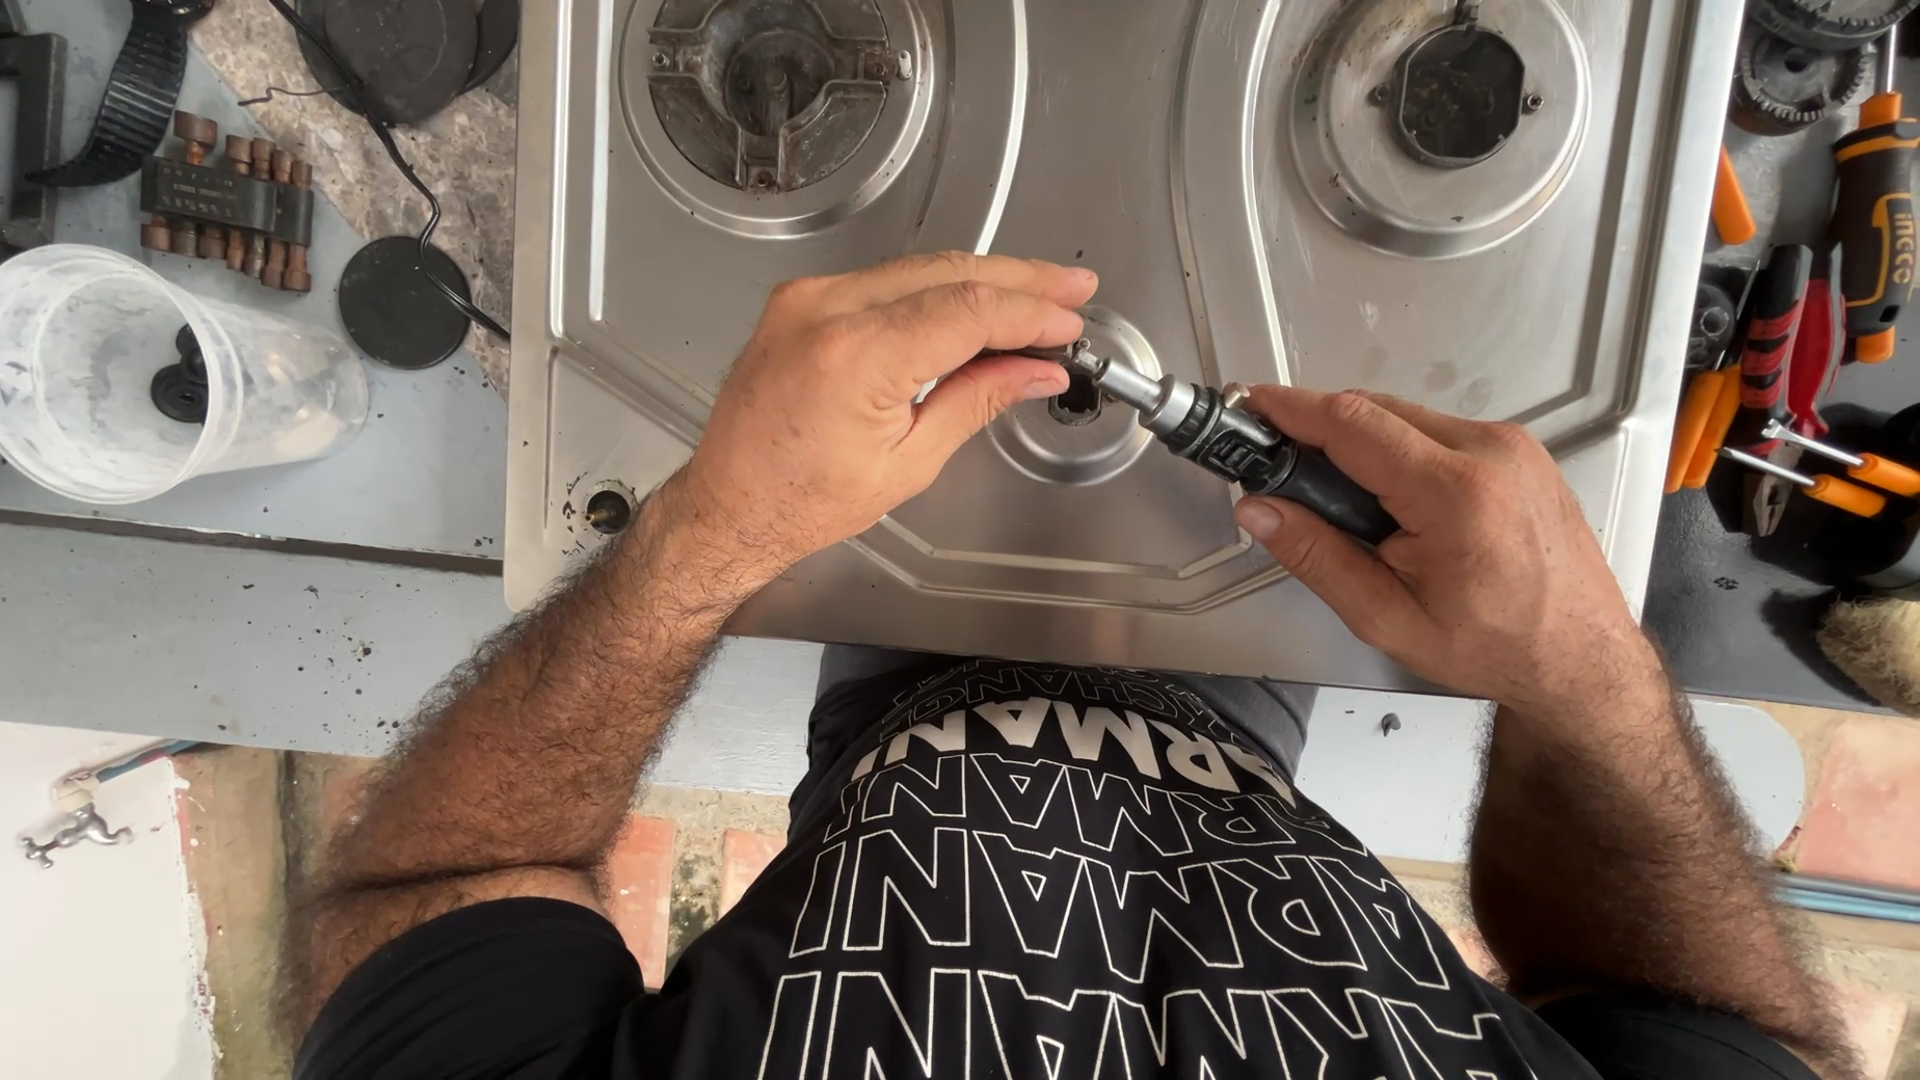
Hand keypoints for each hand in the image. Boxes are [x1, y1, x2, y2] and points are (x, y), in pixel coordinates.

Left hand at [671, 253, 1094, 581]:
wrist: (731, 504)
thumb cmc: (805, 502)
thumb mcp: (908, 463)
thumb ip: (976, 401)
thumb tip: (1035, 371)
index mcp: (854, 358)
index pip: (967, 310)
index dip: (1029, 311)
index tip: (1069, 322)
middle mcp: (826, 310)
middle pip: (948, 272)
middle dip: (1020, 279)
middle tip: (1072, 290)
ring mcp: (809, 297)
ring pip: (920, 267)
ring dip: (984, 279)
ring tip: (1039, 296)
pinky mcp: (803, 300)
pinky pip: (888, 280)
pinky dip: (940, 288)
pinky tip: (976, 302)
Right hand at [1232, 387, 1660, 711]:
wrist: (1582, 661)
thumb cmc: (1488, 646)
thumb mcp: (1383, 615)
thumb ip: (1315, 556)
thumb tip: (1257, 510)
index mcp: (1455, 493)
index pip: (1352, 424)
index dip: (1292, 408)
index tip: (1250, 405)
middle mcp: (1490, 451)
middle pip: (1374, 410)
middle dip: (1315, 426)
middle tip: (1274, 463)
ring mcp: (1511, 446)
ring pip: (1403, 416)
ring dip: (1354, 439)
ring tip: (1327, 491)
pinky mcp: (1518, 452)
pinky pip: (1433, 429)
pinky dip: (1391, 446)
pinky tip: (1379, 492)